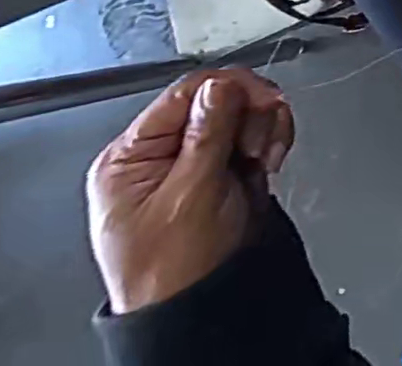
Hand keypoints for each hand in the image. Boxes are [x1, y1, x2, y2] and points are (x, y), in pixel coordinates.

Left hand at [85, 68, 294, 312]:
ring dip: (264, 126)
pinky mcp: (224, 164)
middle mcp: (161, 150)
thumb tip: (221, 84)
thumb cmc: (176, 272)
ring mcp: (194, 157)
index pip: (185, 92)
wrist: (203, 317)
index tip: (262, 99)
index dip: (228, 89)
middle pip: (218, 95)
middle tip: (260, 142)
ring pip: (242, 109)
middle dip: (250, 113)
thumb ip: (207, 134)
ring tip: (265, 159)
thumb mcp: (191, 197)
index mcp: (132, 156)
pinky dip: (270, 138)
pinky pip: (254, 129)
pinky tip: (268, 161)